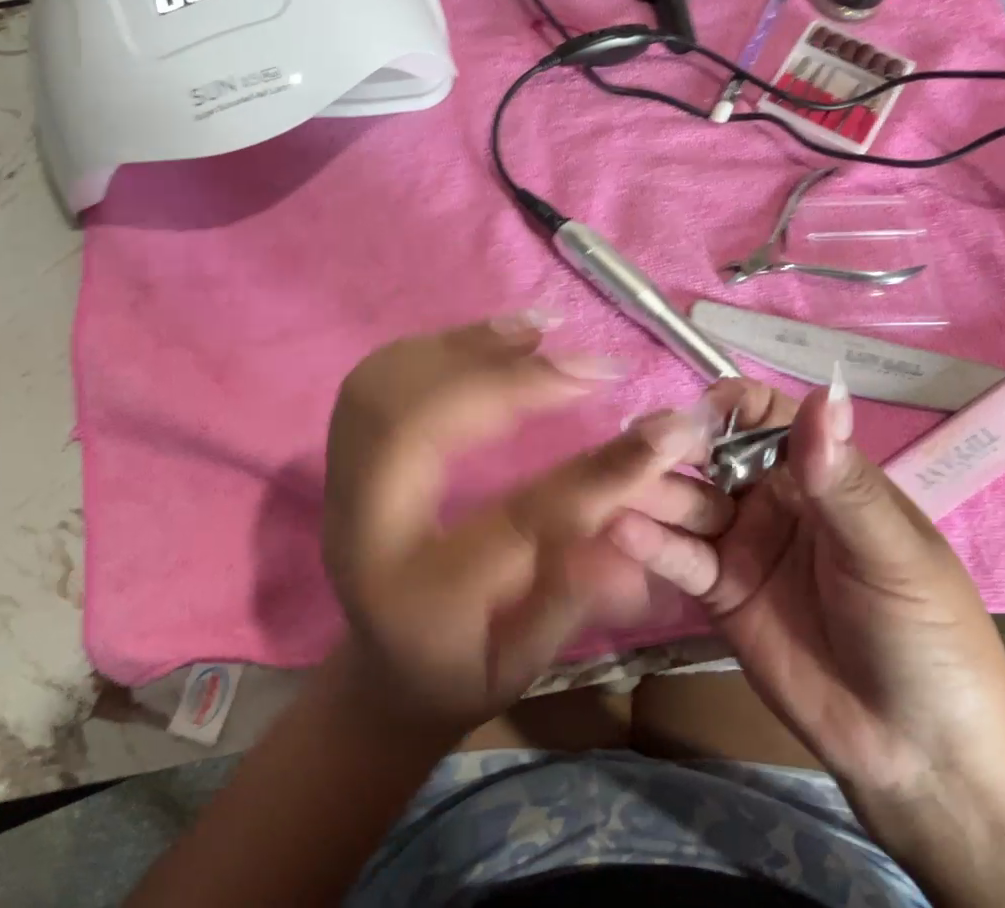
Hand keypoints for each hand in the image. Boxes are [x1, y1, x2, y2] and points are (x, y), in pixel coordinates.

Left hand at [321, 316, 730, 736]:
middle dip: (505, 379)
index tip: (664, 430)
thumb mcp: (524, 662)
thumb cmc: (461, 673)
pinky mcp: (343, 459)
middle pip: (413, 424)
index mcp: (415, 593)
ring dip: (464, 348)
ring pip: (384, 388)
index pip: (512, 521)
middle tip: (592, 366)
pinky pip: (376, 382)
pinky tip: (494, 340)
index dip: (594, 474)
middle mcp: (360, 526)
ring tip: (543, 332)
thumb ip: (571, 602)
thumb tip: (632, 544)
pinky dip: (435, 348)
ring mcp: (340, 485)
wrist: (386, 671)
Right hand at [606, 375, 1004, 799]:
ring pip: (688, 503)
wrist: (914, 747)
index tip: (699, 412)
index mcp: (827, 478)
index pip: (771, 418)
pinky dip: (650, 543)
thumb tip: (825, 393)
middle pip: (715, 456)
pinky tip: (621, 531)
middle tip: (637, 444)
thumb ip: (844, 483)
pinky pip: (679, 557)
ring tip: (615, 486)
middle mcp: (778, 502)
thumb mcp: (892, 556)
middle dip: (677, 445)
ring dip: (654, 489)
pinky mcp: (717, 593)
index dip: (734, 408)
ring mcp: (743, 547)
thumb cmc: (926, 636)